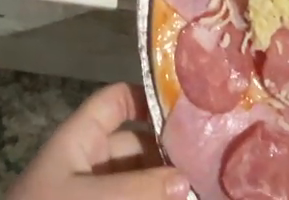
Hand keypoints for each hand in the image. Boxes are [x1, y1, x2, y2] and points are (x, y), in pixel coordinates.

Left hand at [8, 83, 189, 199]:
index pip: (117, 101)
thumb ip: (138, 188)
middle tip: (208, 162)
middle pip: (137, 145)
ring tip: (204, 187)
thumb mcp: (90, 198)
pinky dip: (155, 199)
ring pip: (139, 182)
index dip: (148, 98)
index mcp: (80, 139)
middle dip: (169, 154)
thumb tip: (186, 179)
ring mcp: (95, 193)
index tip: (189, 109)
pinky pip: (132, 199)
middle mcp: (90, 162)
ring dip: (166, 186)